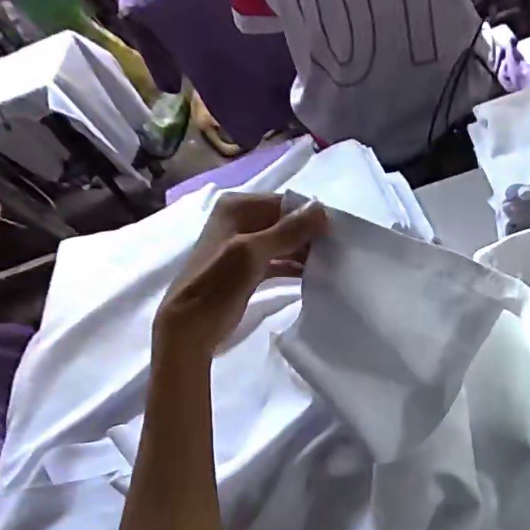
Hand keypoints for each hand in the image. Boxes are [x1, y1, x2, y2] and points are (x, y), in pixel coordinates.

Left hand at [154, 194, 327, 358]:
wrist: (190, 326)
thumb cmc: (217, 286)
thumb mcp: (252, 253)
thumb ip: (287, 231)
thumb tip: (323, 210)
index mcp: (237, 207)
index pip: (285, 203)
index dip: (311, 217)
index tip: (339, 235)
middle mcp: (240, 221)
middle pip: (286, 222)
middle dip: (310, 236)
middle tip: (340, 253)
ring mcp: (244, 247)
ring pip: (284, 243)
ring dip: (305, 253)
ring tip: (332, 266)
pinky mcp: (249, 270)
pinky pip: (279, 261)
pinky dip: (295, 267)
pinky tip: (314, 277)